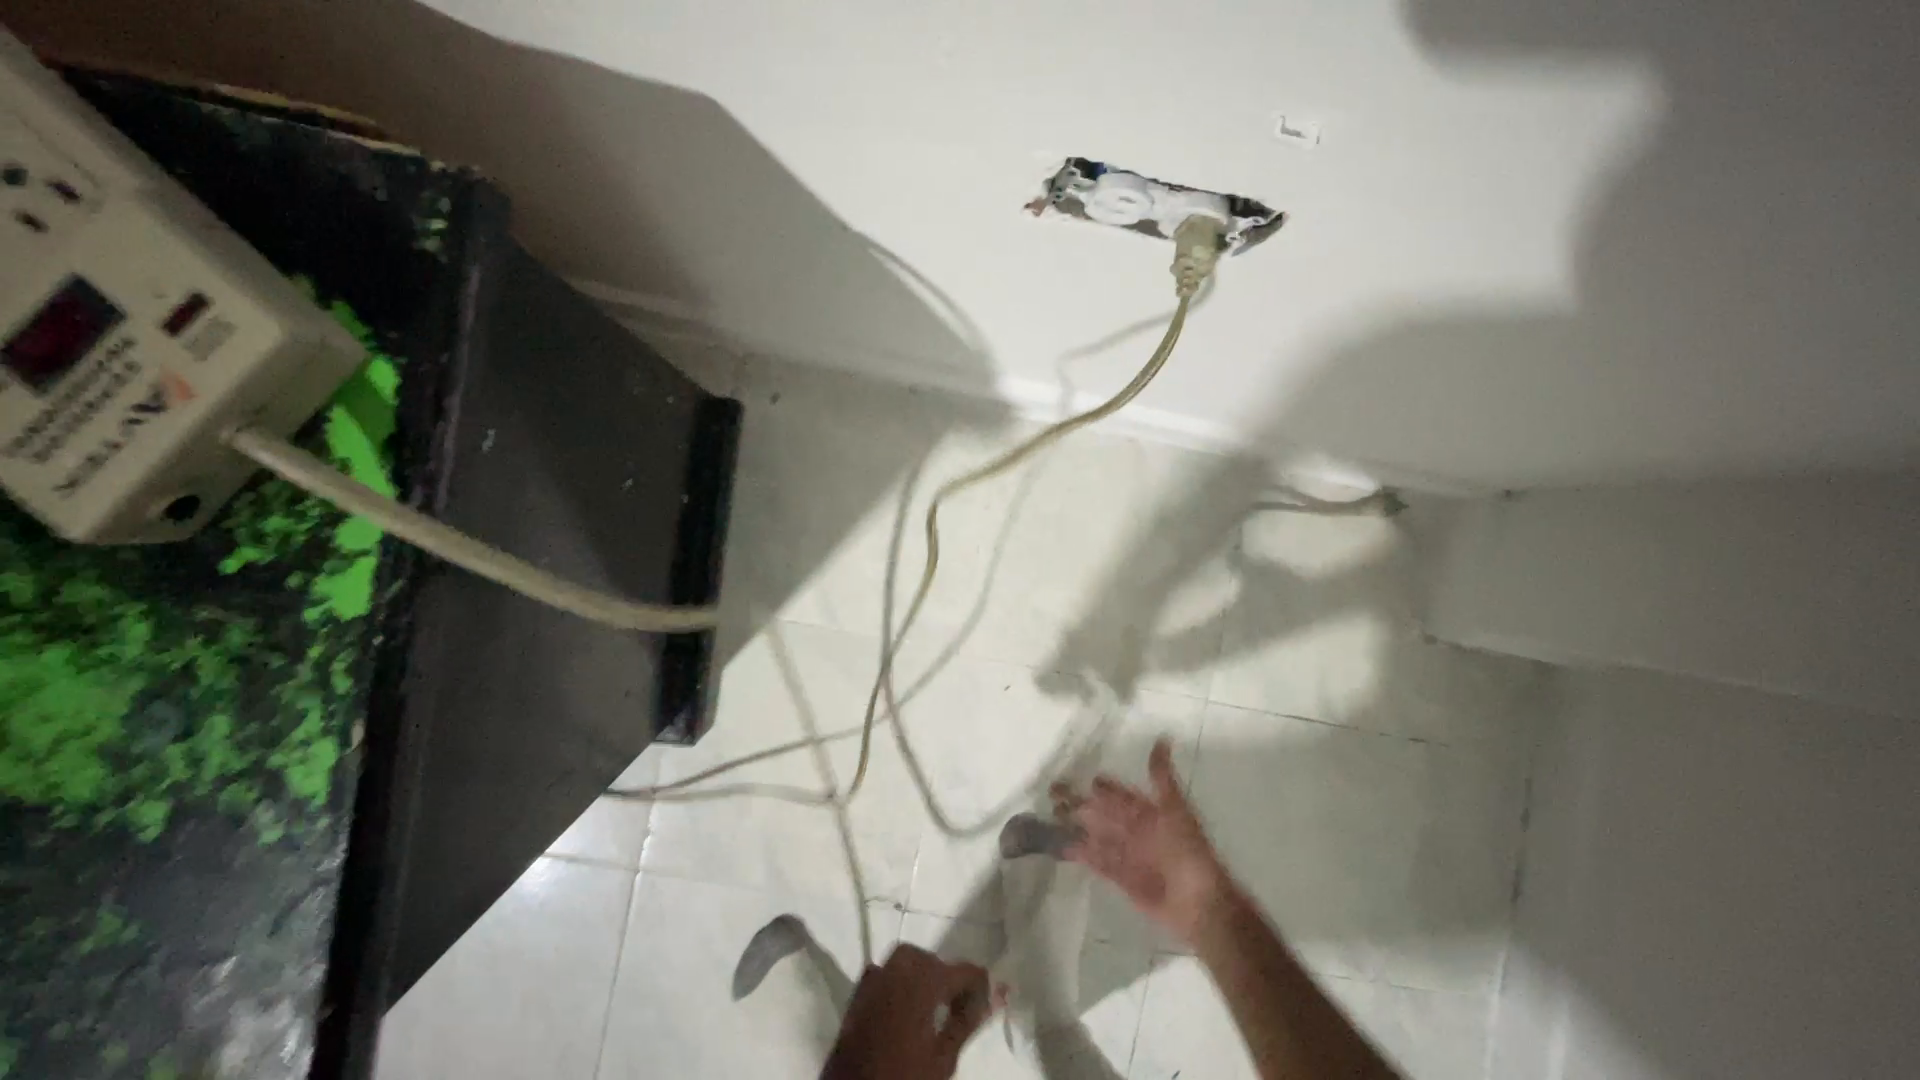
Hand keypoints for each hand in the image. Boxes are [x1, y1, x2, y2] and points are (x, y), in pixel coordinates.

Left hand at [820, 944, 993, 1079]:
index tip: (986, 1005)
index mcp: (925, 982)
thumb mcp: (944, 1058)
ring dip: (922, 975)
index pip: (964, 971)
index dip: (980, 985)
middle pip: (932, 960)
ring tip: (931, 1006)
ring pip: (906, 960)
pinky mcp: (858, 993)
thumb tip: (993, 1000)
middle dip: (947, 978)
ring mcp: (875, 978)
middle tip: (956, 1007)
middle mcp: (899, 970)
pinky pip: (884, 973)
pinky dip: (898, 982)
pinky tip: (903, 1008)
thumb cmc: (904, 1076)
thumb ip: (967, 1022)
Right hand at [1056, 738, 1231, 946]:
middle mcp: (1135, 830)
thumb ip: (1162, 777)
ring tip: (1050, 817)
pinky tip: (1061, 847)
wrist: (1196, 900)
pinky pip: (1097, 862)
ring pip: (1097, 835)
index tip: (1077, 776)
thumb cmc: (1187, 850)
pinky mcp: (1120, 877)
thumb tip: (1163, 739)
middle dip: (1080, 804)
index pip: (1120, 794)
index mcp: (1148, 812)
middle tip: (1053, 794)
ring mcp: (1127, 854)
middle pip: (1103, 813)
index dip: (1102, 786)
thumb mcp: (1175, 808)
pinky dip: (1080, 854)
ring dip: (1076, 827)